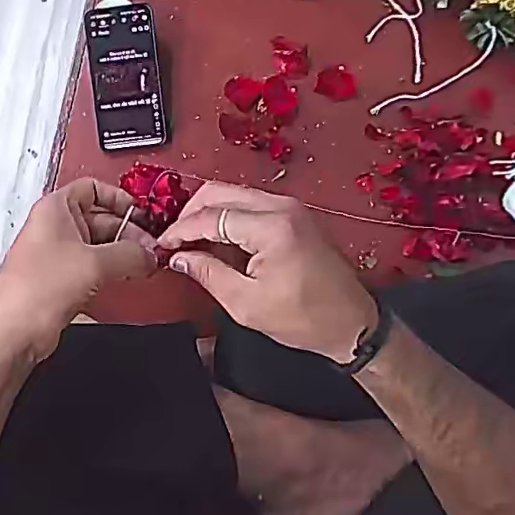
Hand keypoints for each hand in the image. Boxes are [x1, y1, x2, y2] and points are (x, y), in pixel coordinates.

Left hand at [0, 178, 157, 360]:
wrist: (11, 335)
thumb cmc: (35, 290)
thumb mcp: (94, 263)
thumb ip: (129, 254)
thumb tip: (149, 254)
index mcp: (55, 209)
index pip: (92, 188)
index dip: (119, 198)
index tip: (141, 214)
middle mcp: (55, 228)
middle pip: (101, 218)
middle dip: (128, 232)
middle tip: (151, 248)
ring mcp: (57, 255)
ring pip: (99, 245)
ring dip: (122, 254)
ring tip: (145, 264)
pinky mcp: (61, 281)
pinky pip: (93, 267)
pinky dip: (112, 271)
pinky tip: (128, 279)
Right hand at [157, 182, 377, 362]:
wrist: (352, 323)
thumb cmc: (303, 318)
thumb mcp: (246, 303)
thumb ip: (207, 272)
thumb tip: (178, 256)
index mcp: (272, 226)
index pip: (212, 216)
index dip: (181, 230)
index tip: (162, 246)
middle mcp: (281, 206)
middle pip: (220, 191)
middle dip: (191, 213)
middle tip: (173, 240)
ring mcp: (290, 206)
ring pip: (234, 193)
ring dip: (208, 212)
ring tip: (189, 241)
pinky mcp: (294, 214)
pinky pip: (250, 204)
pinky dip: (227, 215)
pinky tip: (215, 239)